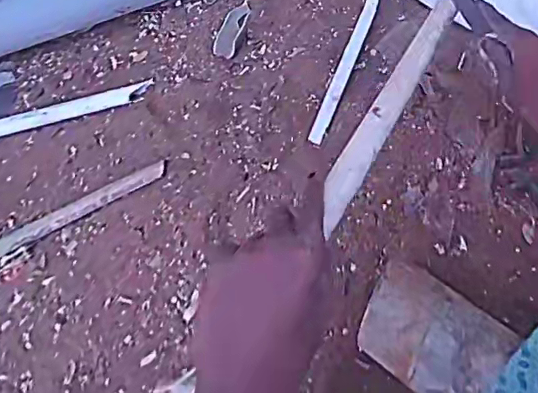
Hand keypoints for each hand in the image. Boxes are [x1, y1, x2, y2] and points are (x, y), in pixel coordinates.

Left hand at [192, 172, 331, 392]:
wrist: (241, 386)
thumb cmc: (286, 354)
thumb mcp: (321, 308)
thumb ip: (320, 266)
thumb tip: (316, 242)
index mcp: (309, 253)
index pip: (314, 202)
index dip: (315, 182)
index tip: (315, 167)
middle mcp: (279, 244)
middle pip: (282, 215)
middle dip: (284, 231)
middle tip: (281, 263)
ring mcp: (245, 253)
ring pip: (255, 237)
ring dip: (257, 255)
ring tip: (254, 294)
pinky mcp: (216, 264)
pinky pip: (222, 247)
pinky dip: (227, 261)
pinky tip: (230, 284)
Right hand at [474, 5, 537, 178]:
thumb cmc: (533, 106)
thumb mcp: (507, 83)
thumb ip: (497, 58)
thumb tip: (487, 41)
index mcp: (525, 43)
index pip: (502, 23)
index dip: (488, 13)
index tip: (478, 3)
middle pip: (514, 31)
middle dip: (499, 30)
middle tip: (482, 27)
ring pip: (525, 40)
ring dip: (511, 43)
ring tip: (495, 46)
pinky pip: (534, 49)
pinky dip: (522, 51)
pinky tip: (514, 61)